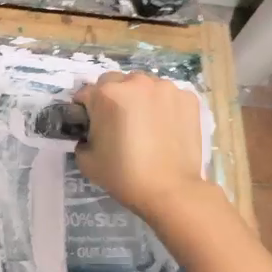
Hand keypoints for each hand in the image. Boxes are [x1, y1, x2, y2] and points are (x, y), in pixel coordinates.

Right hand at [74, 72, 211, 220]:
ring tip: (145, 125)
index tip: (91, 125)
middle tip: (119, 125)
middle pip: (116, 83)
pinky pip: (168, 97)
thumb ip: (83, 139)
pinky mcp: (188, 98)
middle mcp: (136, 82)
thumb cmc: (124, 175)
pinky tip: (165, 129)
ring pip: (145, 86)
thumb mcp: (87, 161)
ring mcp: (166, 88)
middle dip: (113, 99)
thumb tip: (90, 135)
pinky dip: (164, 107)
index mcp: (107, 94)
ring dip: (140, 99)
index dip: (85, 110)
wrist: (169, 190)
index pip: (86, 94)